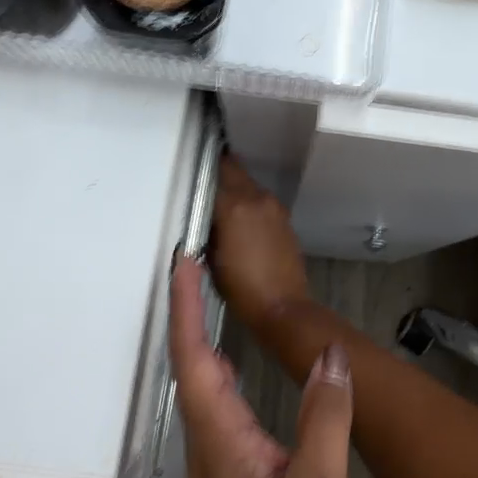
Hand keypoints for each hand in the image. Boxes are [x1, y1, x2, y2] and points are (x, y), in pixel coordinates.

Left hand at [170, 255, 352, 477]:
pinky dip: (220, 379)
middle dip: (187, 315)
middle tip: (194, 270)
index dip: (184, 308)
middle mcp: (208, 451)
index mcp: (222, 444)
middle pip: (191, 370)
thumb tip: (329, 356)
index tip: (180, 263)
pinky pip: (217, 416)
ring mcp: (213, 472)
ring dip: (201, 344)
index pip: (195, 361)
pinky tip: (236, 379)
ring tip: (208, 306)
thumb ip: (324, 420)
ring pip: (201, 394)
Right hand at [209, 154, 311, 326]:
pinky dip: (250, 202)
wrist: (282, 306)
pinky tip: (241, 218)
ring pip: (250, 185)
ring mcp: (274, 207)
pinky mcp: (285, 219)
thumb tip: (205, 216)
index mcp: (234, 207)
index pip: (215, 175)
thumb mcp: (211, 259)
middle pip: (235, 172)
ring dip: (237, 187)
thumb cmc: (241, 288)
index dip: (202, 172)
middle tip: (204, 179)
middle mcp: (256, 199)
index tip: (192, 171)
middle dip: (221, 172)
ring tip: (221, 200)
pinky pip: (262, 200)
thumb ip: (208, 230)